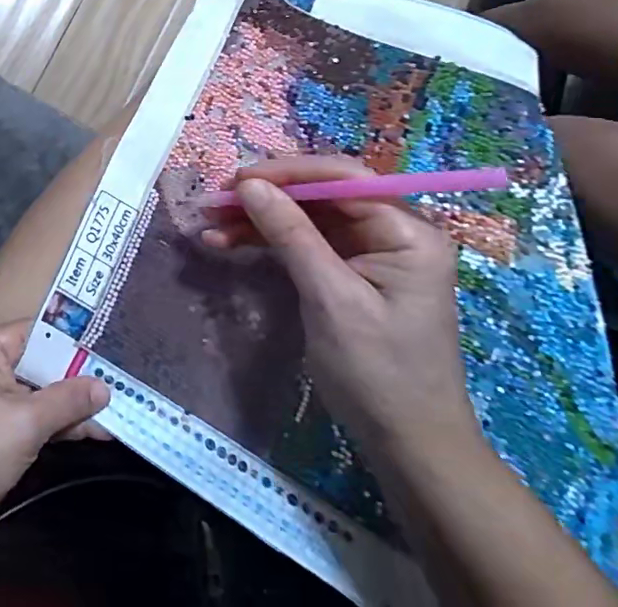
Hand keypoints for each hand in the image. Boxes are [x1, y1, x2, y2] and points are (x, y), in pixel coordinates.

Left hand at [0, 321, 109, 548]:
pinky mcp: (7, 424)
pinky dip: (67, 422)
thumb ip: (69, 400)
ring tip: (126, 407)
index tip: (118, 344)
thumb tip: (106, 385)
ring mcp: (2, 394)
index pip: (44, 329)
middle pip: (49, 359)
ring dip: (81, 402)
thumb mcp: (27, 421)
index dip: (80, 339)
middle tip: (129, 378)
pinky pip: (43, 413)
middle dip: (85, 374)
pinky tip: (102, 430)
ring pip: (49, 388)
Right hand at [201, 156, 476, 455]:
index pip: (343, 178)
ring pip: (305, 217)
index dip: (287, 173)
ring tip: (210, 225)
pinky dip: (266, 241)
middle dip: (266, 197)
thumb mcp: (330, 298)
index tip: (237, 181)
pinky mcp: (349, 271)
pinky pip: (303, 242)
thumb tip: (249, 185)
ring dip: (258, 219)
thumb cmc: (378, 371)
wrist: (407, 444)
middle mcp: (392, 231)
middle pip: (320, 194)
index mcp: (407, 231)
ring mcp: (370, 252)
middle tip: (215, 204)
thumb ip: (291, 235)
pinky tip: (227, 243)